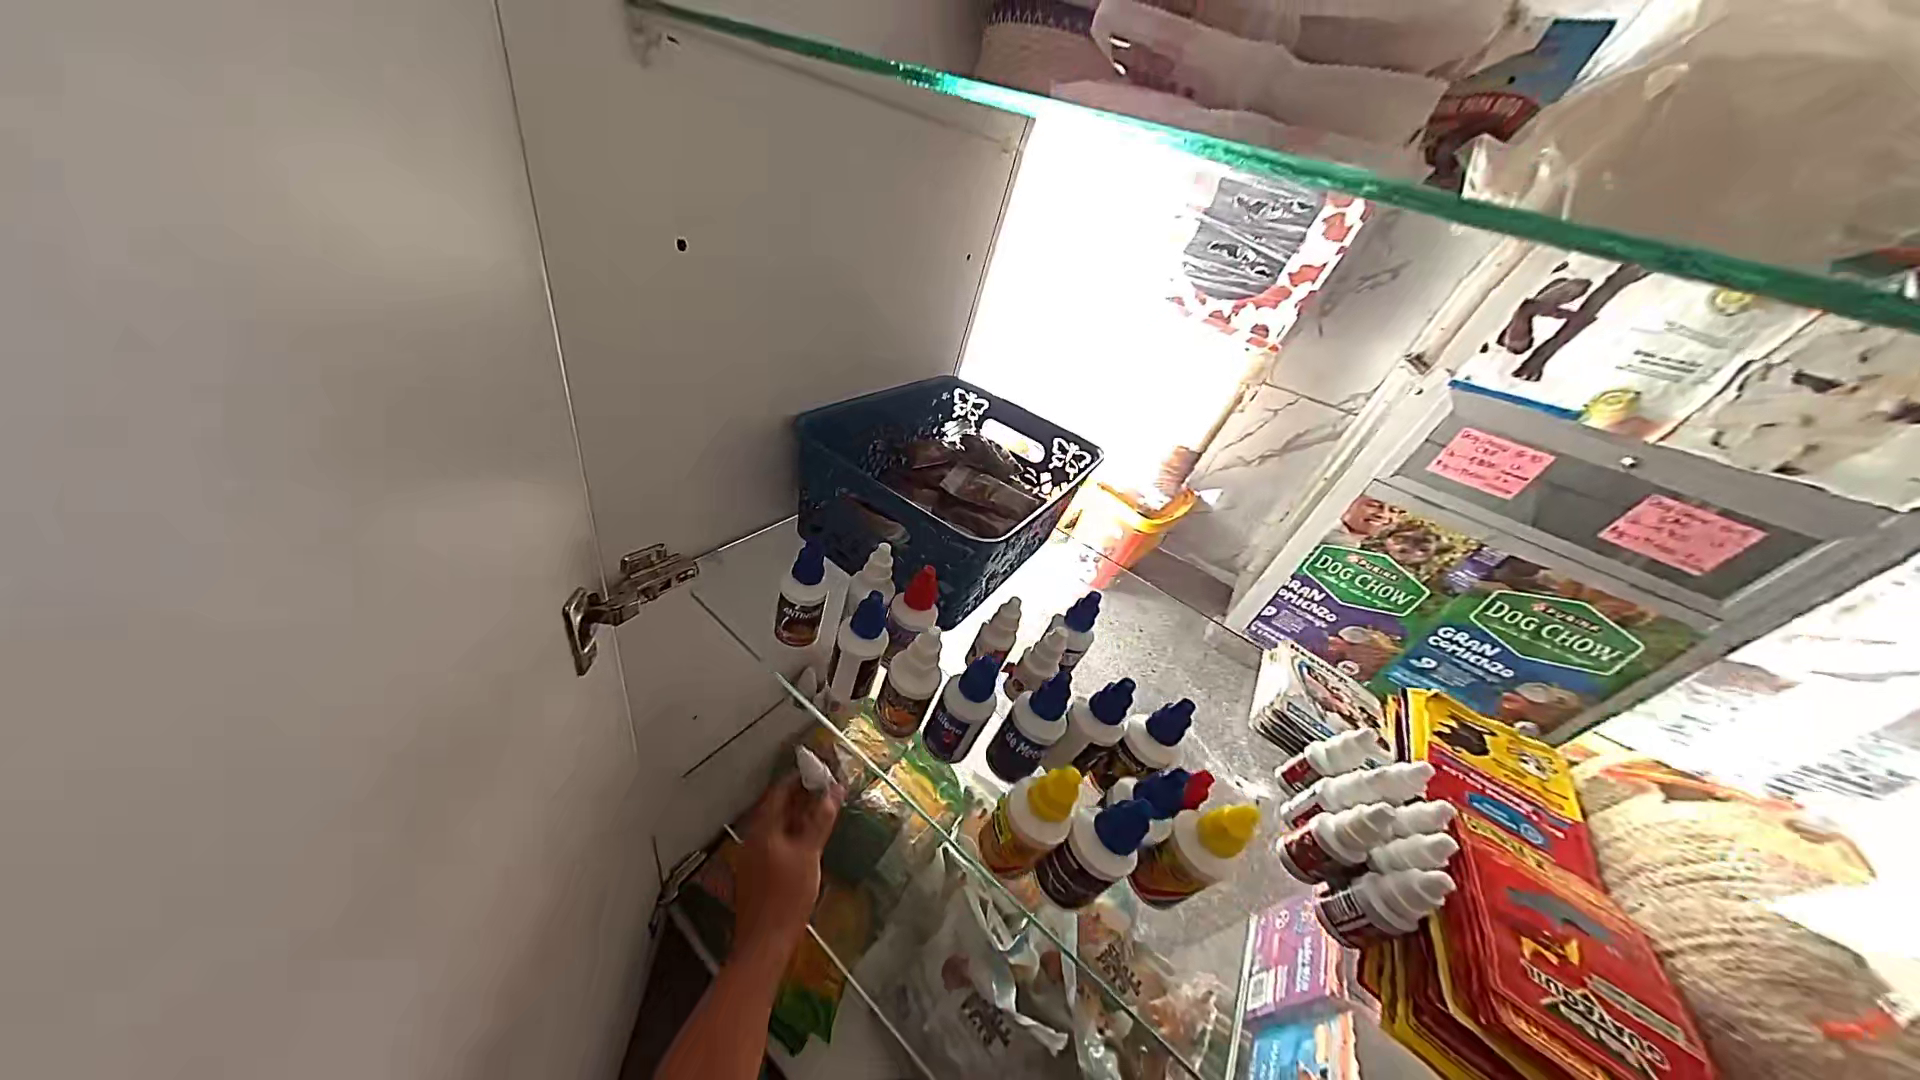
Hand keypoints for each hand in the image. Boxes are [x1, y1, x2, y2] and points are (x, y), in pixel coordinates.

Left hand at [733, 773, 841, 959]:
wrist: (765, 944)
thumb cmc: (788, 896)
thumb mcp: (809, 854)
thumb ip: (821, 820)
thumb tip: (834, 790)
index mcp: (762, 829)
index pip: (779, 791)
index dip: (799, 778)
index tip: (820, 772)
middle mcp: (753, 838)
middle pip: (776, 807)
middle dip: (801, 796)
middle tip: (825, 789)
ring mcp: (753, 855)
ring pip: (777, 824)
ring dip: (798, 814)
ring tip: (822, 810)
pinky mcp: (757, 871)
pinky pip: (775, 840)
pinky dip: (792, 832)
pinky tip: (809, 838)